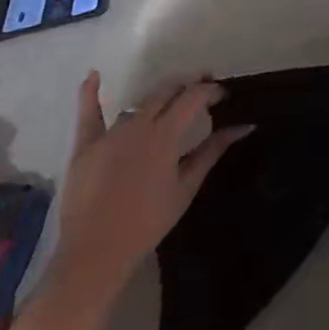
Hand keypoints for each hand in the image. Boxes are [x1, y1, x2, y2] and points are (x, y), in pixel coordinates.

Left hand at [54, 71, 251, 281]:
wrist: (95, 254)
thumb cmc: (149, 222)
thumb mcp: (187, 186)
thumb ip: (213, 150)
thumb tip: (244, 126)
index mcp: (164, 134)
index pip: (193, 97)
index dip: (210, 90)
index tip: (223, 94)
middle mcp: (136, 125)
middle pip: (166, 92)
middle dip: (187, 86)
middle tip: (203, 90)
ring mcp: (108, 133)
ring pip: (137, 103)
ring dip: (157, 98)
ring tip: (171, 100)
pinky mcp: (84, 146)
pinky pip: (87, 113)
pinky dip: (90, 93)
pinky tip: (94, 75)